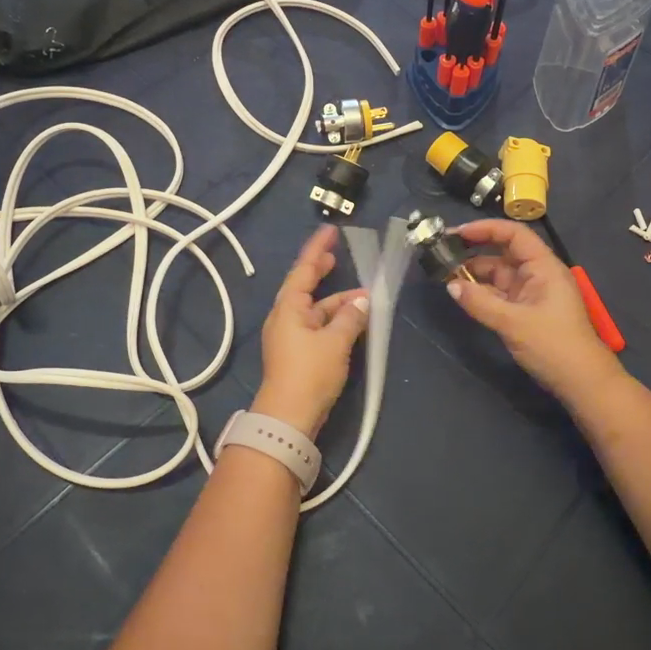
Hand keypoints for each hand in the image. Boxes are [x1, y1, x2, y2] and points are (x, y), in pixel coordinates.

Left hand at [253, 225, 369, 439]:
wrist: (289, 418)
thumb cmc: (309, 373)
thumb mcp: (335, 342)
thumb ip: (351, 317)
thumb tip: (363, 300)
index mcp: (288, 308)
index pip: (303, 270)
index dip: (317, 249)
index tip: (330, 231)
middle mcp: (286, 317)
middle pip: (305, 288)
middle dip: (322, 272)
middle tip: (337, 257)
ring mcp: (290, 336)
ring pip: (316, 310)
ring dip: (338, 302)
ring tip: (364, 296)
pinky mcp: (298, 354)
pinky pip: (318, 326)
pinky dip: (335, 320)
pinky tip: (354, 321)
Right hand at [446, 219, 623, 398]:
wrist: (582, 382)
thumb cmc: (553, 345)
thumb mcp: (513, 322)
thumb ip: (479, 302)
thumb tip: (450, 285)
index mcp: (544, 267)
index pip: (514, 234)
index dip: (486, 229)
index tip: (458, 233)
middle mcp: (538, 274)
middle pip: (504, 252)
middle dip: (475, 251)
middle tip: (443, 252)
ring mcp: (532, 293)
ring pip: (499, 275)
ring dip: (475, 274)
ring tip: (445, 274)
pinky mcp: (526, 311)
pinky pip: (500, 294)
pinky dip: (481, 292)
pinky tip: (461, 294)